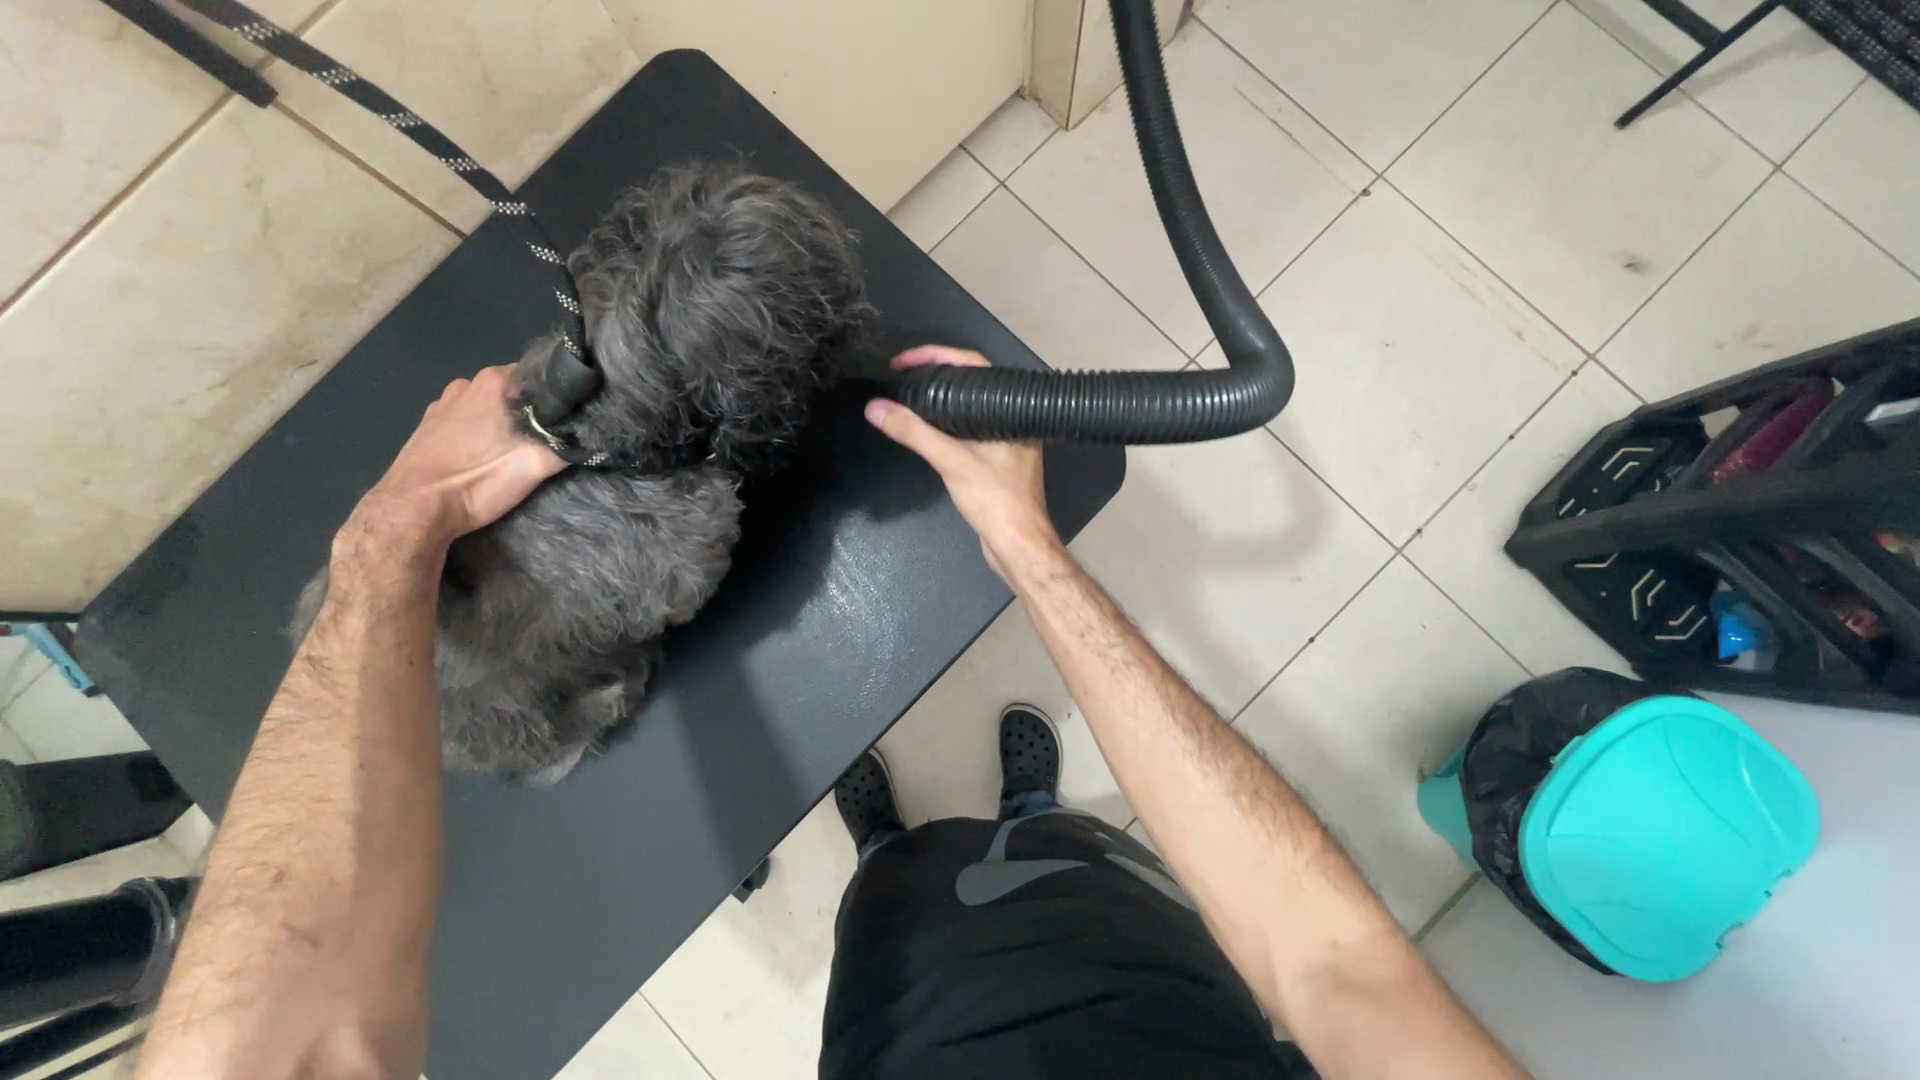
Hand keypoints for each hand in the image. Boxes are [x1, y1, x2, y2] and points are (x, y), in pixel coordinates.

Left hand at [348, 365, 566, 549]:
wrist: (415, 508)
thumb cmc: (478, 479)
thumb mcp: (537, 465)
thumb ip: (568, 445)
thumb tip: (592, 436)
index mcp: (494, 382)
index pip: (540, 376)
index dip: (558, 397)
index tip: (572, 418)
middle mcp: (466, 384)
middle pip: (514, 391)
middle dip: (531, 410)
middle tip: (548, 439)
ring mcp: (442, 404)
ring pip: (488, 406)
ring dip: (503, 422)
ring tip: (515, 450)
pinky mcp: (427, 426)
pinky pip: (465, 421)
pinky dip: (478, 432)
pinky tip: (484, 455)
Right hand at [865, 346, 1063, 580]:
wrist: (1018, 544)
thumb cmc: (994, 499)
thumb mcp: (951, 461)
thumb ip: (914, 432)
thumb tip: (876, 408)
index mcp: (1012, 408)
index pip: (973, 364)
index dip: (935, 355)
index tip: (901, 361)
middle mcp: (1013, 418)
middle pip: (972, 383)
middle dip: (935, 375)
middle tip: (903, 376)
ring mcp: (1008, 439)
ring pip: (970, 407)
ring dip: (941, 400)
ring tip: (910, 396)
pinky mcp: (999, 459)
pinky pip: (971, 429)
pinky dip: (948, 424)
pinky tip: (929, 428)